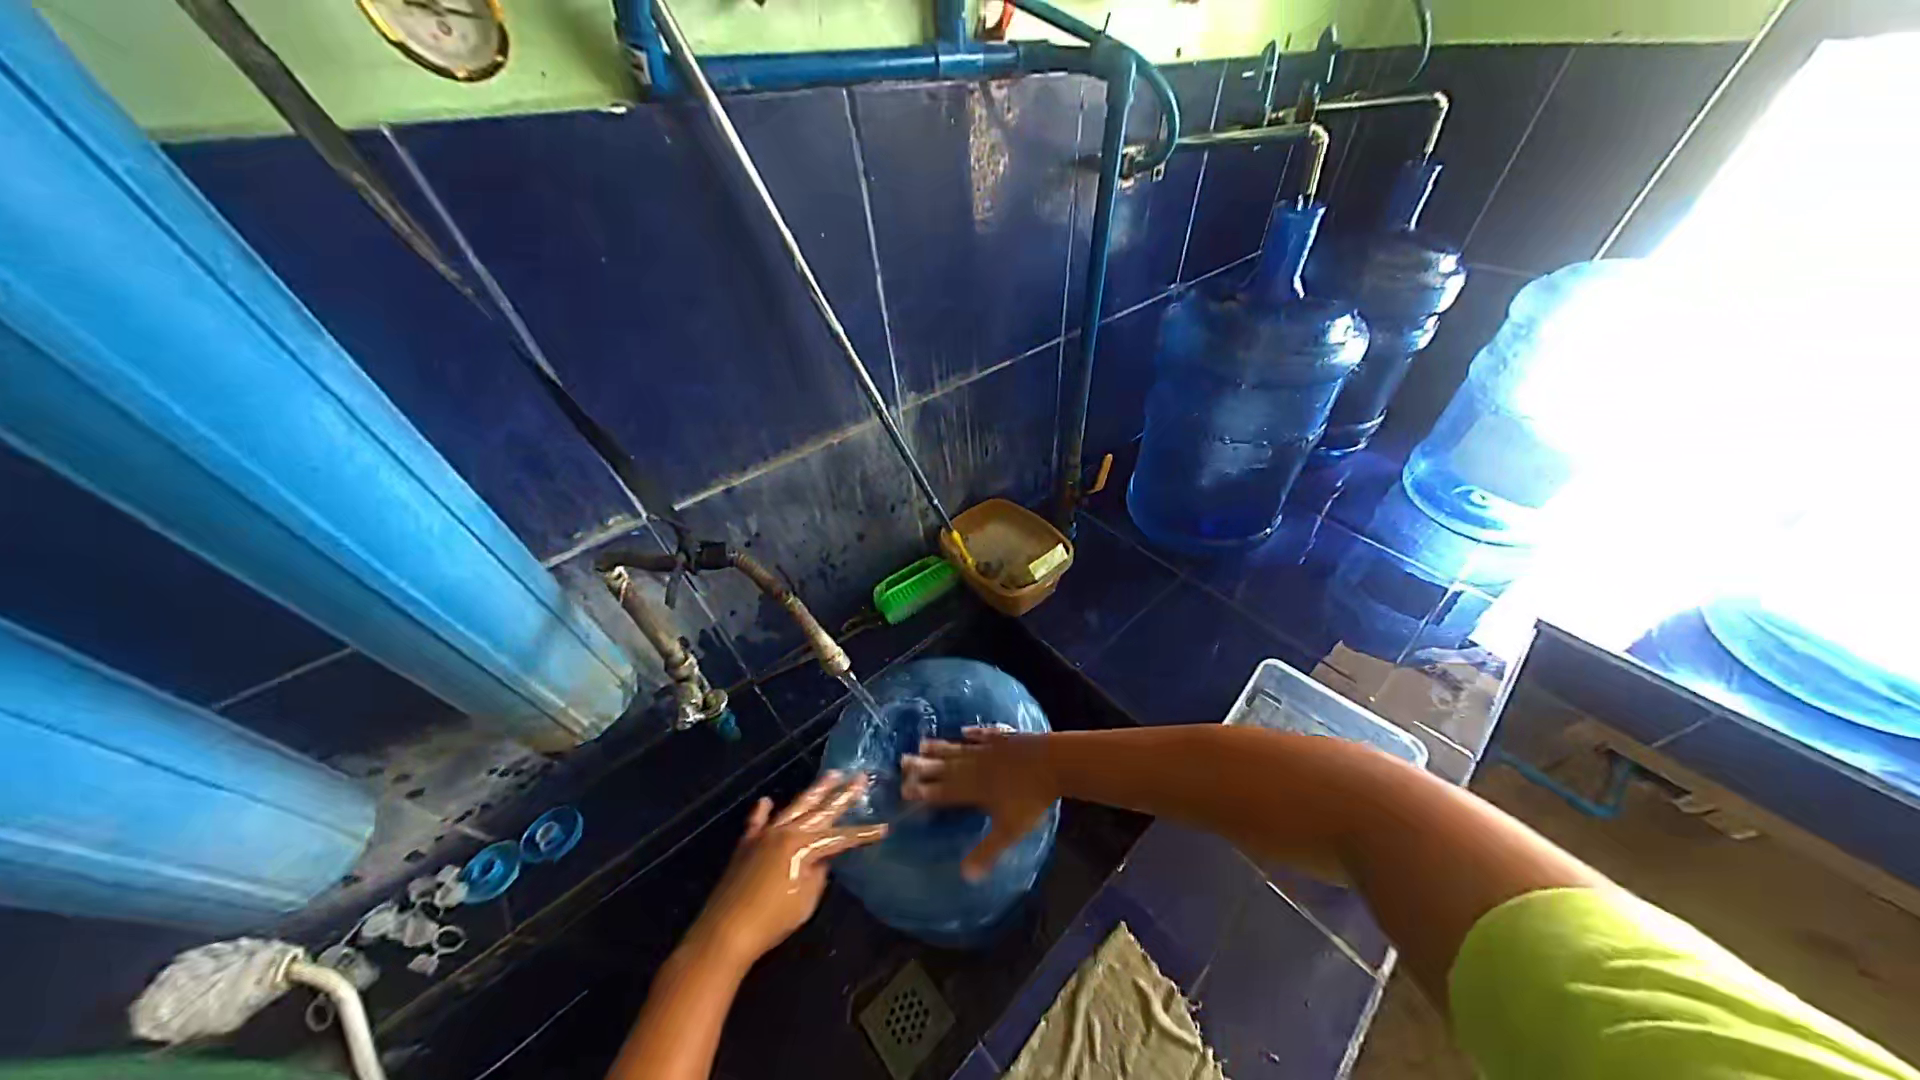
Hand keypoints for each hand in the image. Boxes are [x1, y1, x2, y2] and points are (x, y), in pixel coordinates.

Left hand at [684, 771, 886, 967]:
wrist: (726, 933)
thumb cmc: (773, 920)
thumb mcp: (807, 899)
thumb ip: (818, 873)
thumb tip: (821, 858)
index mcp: (804, 846)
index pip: (841, 836)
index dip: (863, 834)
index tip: (883, 828)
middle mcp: (786, 832)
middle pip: (820, 810)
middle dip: (843, 795)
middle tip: (859, 778)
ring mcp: (764, 835)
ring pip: (794, 806)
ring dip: (814, 791)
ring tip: (831, 775)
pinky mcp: (746, 845)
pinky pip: (757, 822)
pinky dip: (763, 811)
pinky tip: (766, 800)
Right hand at [901, 727, 1057, 880]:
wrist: (1053, 761)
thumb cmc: (1030, 798)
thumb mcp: (1009, 829)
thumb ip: (987, 850)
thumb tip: (966, 876)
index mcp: (973, 789)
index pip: (942, 792)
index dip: (923, 791)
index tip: (903, 788)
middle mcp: (976, 767)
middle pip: (946, 767)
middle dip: (924, 766)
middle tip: (902, 760)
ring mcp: (990, 749)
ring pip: (960, 749)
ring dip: (941, 748)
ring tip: (922, 743)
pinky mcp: (1005, 739)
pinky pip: (984, 735)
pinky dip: (973, 734)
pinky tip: (964, 731)